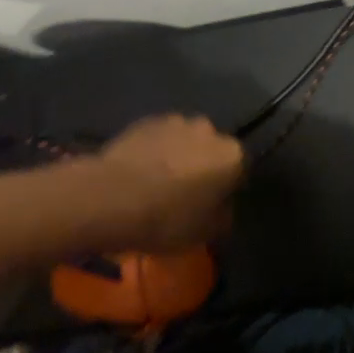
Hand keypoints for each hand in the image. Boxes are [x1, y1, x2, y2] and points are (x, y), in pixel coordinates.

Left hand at [95, 115, 244, 252]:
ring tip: (158, 182)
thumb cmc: (167, 219)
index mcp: (230, 155)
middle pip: (211, 149)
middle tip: (186, 194)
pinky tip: (140, 172)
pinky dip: (155, 151)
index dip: (228, 188)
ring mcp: (175, 120)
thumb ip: (223, 216)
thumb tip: (221, 206)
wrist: (113, 196)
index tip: (213, 206)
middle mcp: (207, 129)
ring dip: (178, 155)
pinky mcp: (145, 119)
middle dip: (203, 166)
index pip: (240, 169)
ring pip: (184, 140)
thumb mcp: (206, 233)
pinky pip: (159, 138)